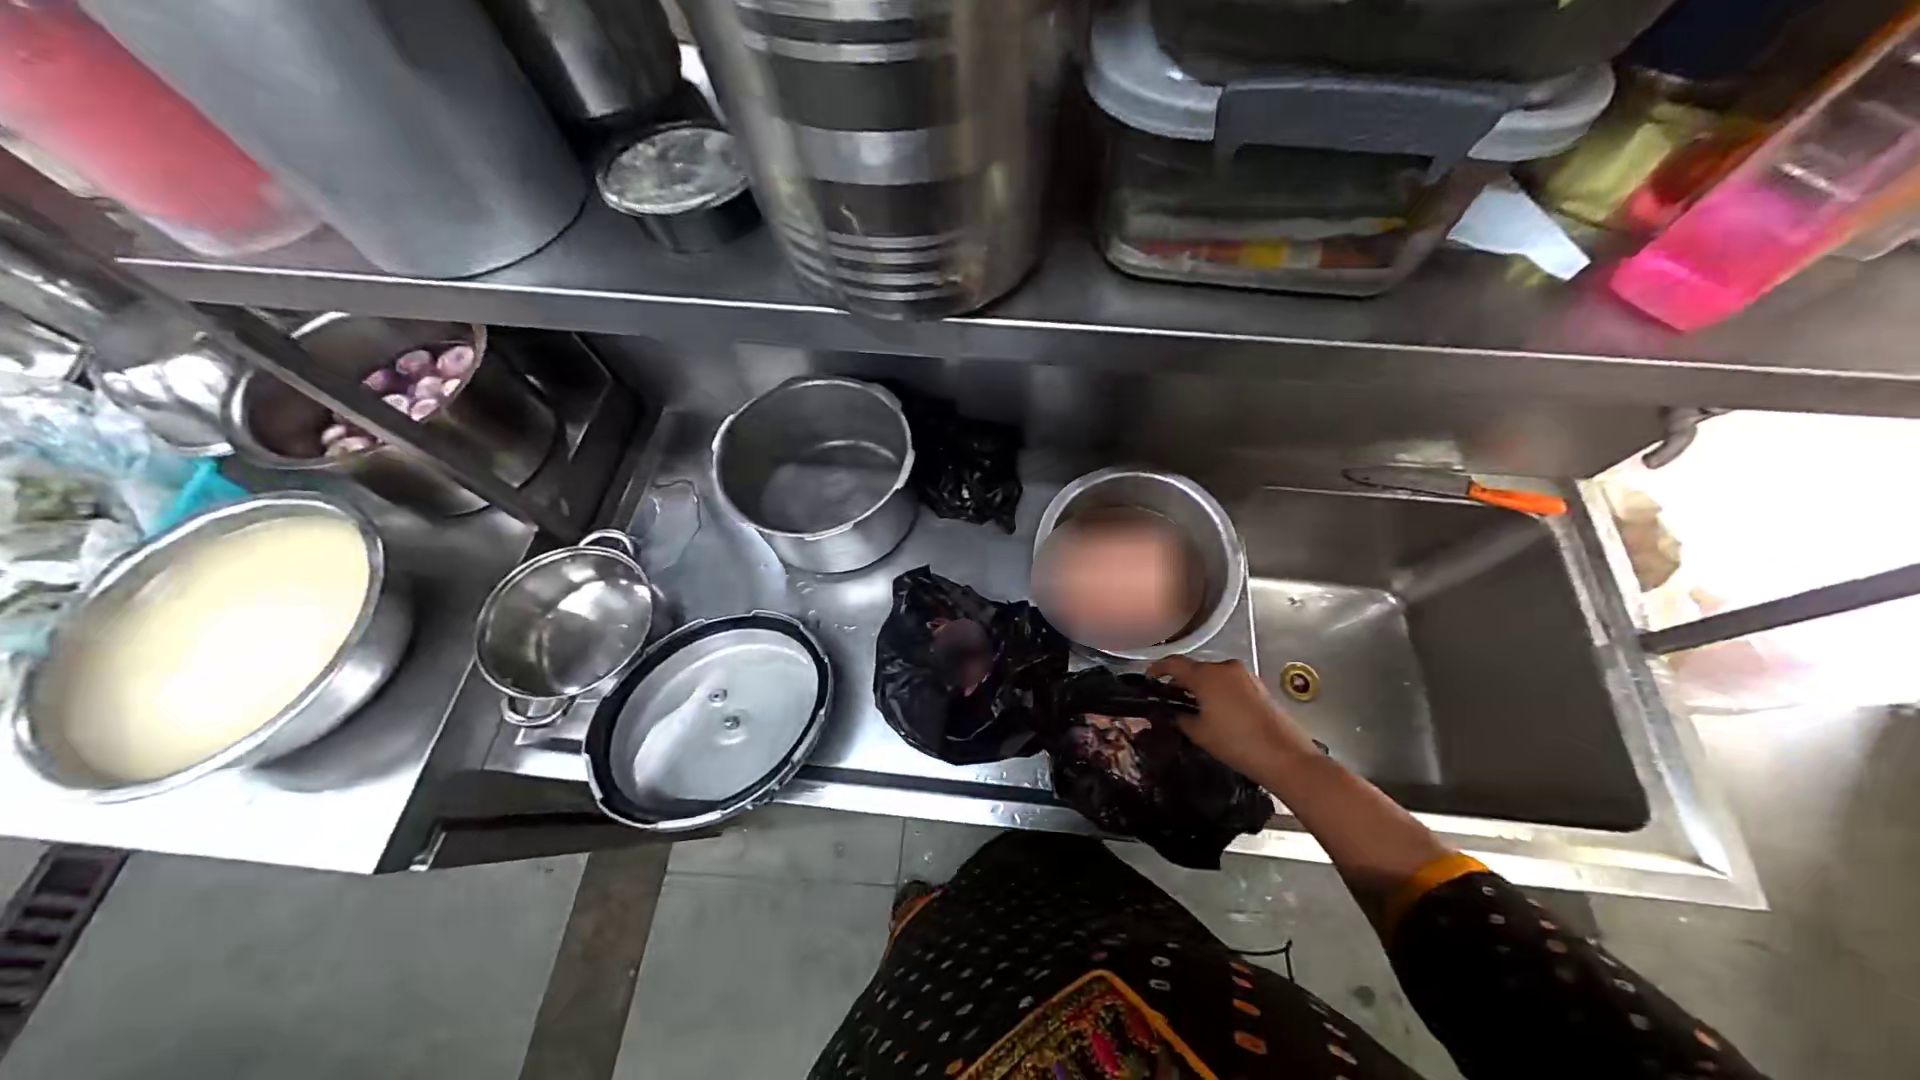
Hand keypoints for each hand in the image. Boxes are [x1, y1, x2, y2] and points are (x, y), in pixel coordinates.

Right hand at [1148, 656, 1316, 781]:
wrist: (1286, 757)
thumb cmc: (1236, 743)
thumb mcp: (1199, 733)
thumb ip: (1179, 717)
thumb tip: (1171, 712)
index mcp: (1206, 675)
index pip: (1174, 663)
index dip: (1158, 669)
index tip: (1149, 679)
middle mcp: (1225, 668)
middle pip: (1195, 668)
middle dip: (1181, 681)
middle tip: (1169, 698)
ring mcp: (1245, 675)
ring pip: (1213, 676)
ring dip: (1200, 687)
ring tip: (1192, 707)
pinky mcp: (1258, 686)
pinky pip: (1229, 683)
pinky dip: (1218, 692)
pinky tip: (1216, 711)